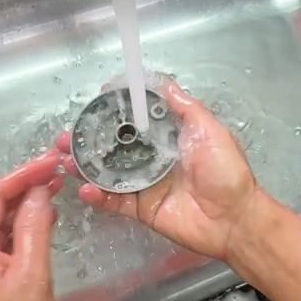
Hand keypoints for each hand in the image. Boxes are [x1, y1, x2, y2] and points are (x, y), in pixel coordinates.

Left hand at [0, 151, 64, 300]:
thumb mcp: (32, 274)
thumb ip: (35, 227)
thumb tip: (40, 192)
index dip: (22, 175)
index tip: (51, 161)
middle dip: (24, 188)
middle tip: (59, 172)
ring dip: (24, 207)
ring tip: (56, 190)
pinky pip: (1, 246)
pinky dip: (22, 229)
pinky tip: (44, 223)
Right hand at [75, 78, 275, 262]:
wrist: (234, 218)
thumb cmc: (226, 171)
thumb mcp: (211, 131)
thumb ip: (185, 108)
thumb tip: (164, 82)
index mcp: (171, 139)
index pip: (139, 121)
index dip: (118, 111)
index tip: (98, 101)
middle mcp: (155, 159)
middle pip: (117, 146)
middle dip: (92, 140)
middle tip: (68, 136)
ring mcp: (146, 185)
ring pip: (109, 173)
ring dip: (86, 166)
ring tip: (66, 159)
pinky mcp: (142, 209)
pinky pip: (115, 201)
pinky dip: (97, 195)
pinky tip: (84, 188)